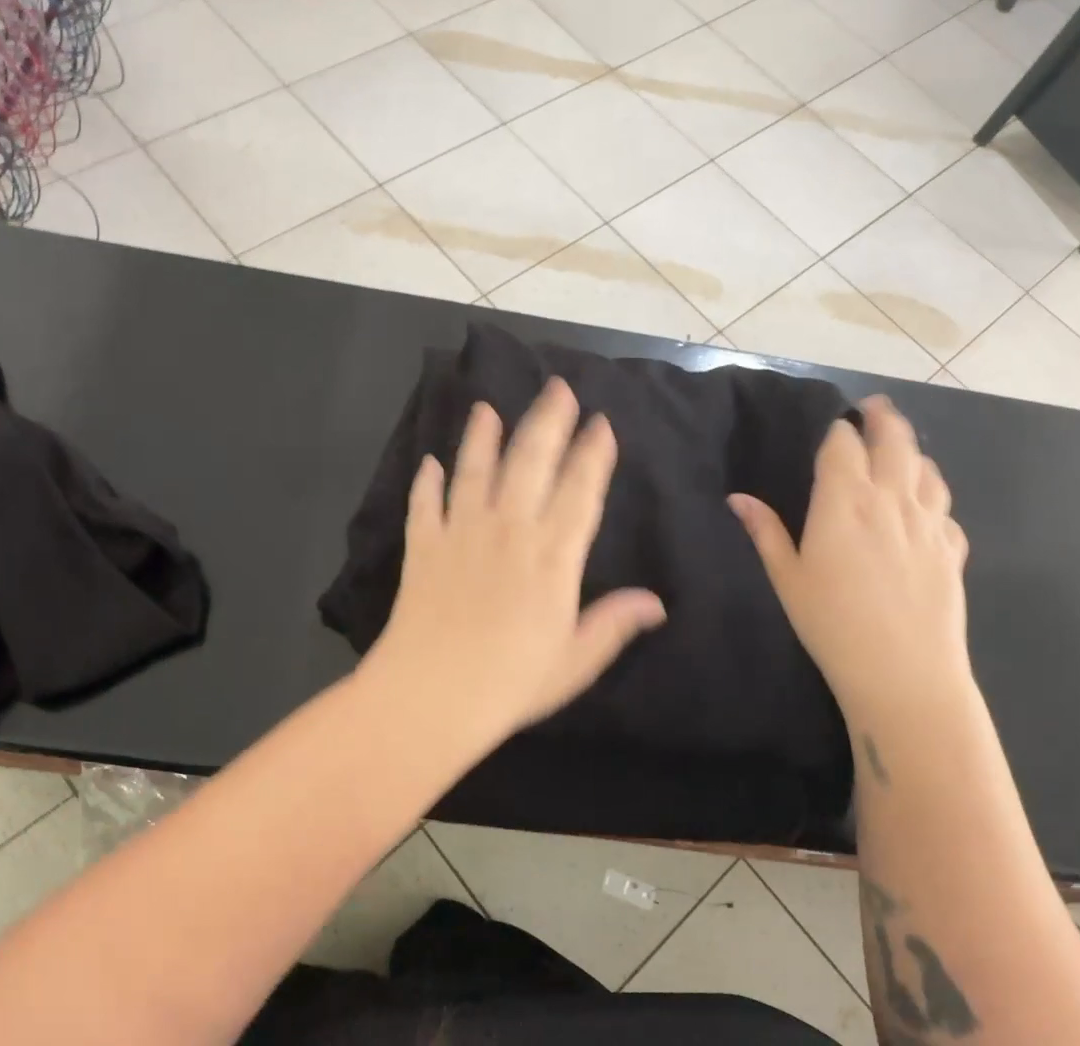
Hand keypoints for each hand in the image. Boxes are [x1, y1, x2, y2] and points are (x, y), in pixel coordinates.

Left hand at [359, 379, 667, 737]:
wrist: (432, 693)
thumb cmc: (512, 682)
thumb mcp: (575, 660)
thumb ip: (613, 624)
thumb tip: (656, 602)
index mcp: (553, 555)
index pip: (580, 491)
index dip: (593, 454)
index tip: (602, 422)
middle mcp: (509, 530)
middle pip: (531, 462)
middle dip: (547, 421)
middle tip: (557, 387)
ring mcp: (462, 533)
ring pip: (475, 471)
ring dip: (482, 437)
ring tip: (487, 408)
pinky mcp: (423, 547)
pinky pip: (424, 504)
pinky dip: (426, 482)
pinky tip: (428, 463)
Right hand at [728, 397, 972, 723]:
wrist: (903, 672)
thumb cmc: (832, 624)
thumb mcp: (787, 579)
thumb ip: (766, 532)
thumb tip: (738, 499)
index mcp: (845, 500)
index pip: (843, 444)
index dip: (837, 430)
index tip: (833, 425)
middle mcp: (891, 498)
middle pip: (895, 440)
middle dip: (883, 418)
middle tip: (873, 407)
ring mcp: (929, 522)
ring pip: (926, 469)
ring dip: (912, 451)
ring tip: (900, 449)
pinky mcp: (953, 548)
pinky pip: (945, 508)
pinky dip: (933, 495)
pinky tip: (925, 507)